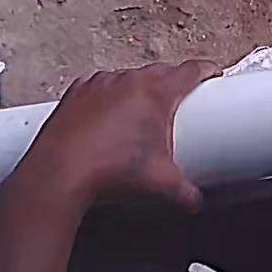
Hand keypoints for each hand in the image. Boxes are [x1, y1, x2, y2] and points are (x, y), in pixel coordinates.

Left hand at [11, 60, 217, 212]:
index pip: (189, 71)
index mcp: (155, 93)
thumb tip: (194, 201)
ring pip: (129, 77)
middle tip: (178, 100)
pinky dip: (109, 96)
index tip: (211, 73)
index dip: (205, 70)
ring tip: (141, 114)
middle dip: (173, 82)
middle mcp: (128, 81)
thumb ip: (185, 192)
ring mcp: (100, 83)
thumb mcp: (159, 182)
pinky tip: (109, 117)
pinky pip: (101, 86)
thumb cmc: (109, 171)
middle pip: (160, 71)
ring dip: (138, 90)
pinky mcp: (78, 92)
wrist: (60, 173)